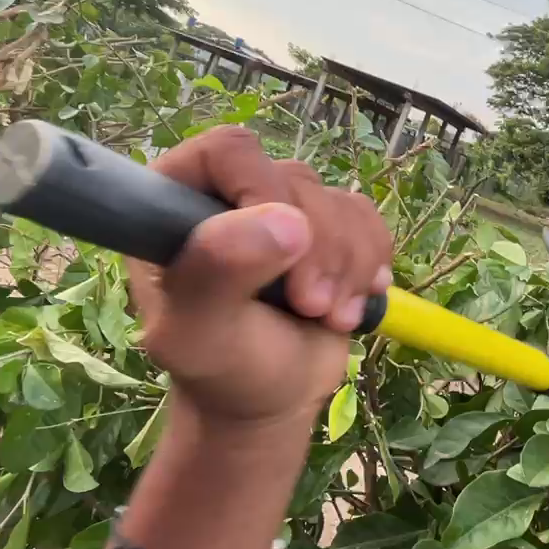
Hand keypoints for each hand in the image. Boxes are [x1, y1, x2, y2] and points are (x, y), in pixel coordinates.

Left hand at [124, 126, 392, 428]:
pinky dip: (371, 261)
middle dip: (318, 249)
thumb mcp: (200, 336)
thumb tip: (285, 224)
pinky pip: (368, 217)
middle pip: (297, 180)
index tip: (283, 249)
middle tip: (311, 306)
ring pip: (339, 202)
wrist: (273, 397)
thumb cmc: (223, 369)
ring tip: (330, 316)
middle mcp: (231, 192)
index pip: (229, 151)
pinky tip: (354, 299)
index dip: (264, 190)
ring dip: (349, 265)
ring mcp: (284, 206)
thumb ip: (218, 275)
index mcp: (176, 202)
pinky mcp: (330, 224)